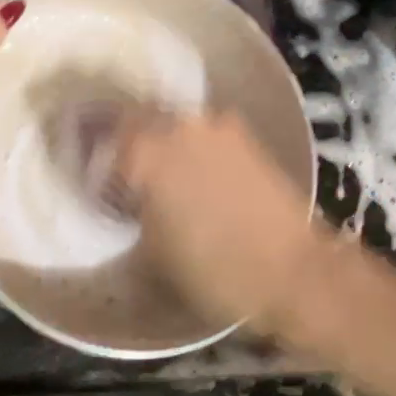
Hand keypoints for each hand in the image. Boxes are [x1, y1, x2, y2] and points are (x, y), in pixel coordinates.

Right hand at [116, 109, 326, 331]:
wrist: (300, 273)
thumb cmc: (218, 269)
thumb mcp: (154, 252)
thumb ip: (132, 214)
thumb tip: (126, 202)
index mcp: (144, 150)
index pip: (102, 139)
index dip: (95, 159)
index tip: (95, 180)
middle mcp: (176, 125)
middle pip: (137, 122)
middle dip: (128, 143)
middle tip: (124, 172)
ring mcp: (215, 127)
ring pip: (173, 126)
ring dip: (164, 144)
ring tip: (162, 176)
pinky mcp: (246, 139)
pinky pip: (205, 136)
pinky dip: (194, 150)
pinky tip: (196, 178)